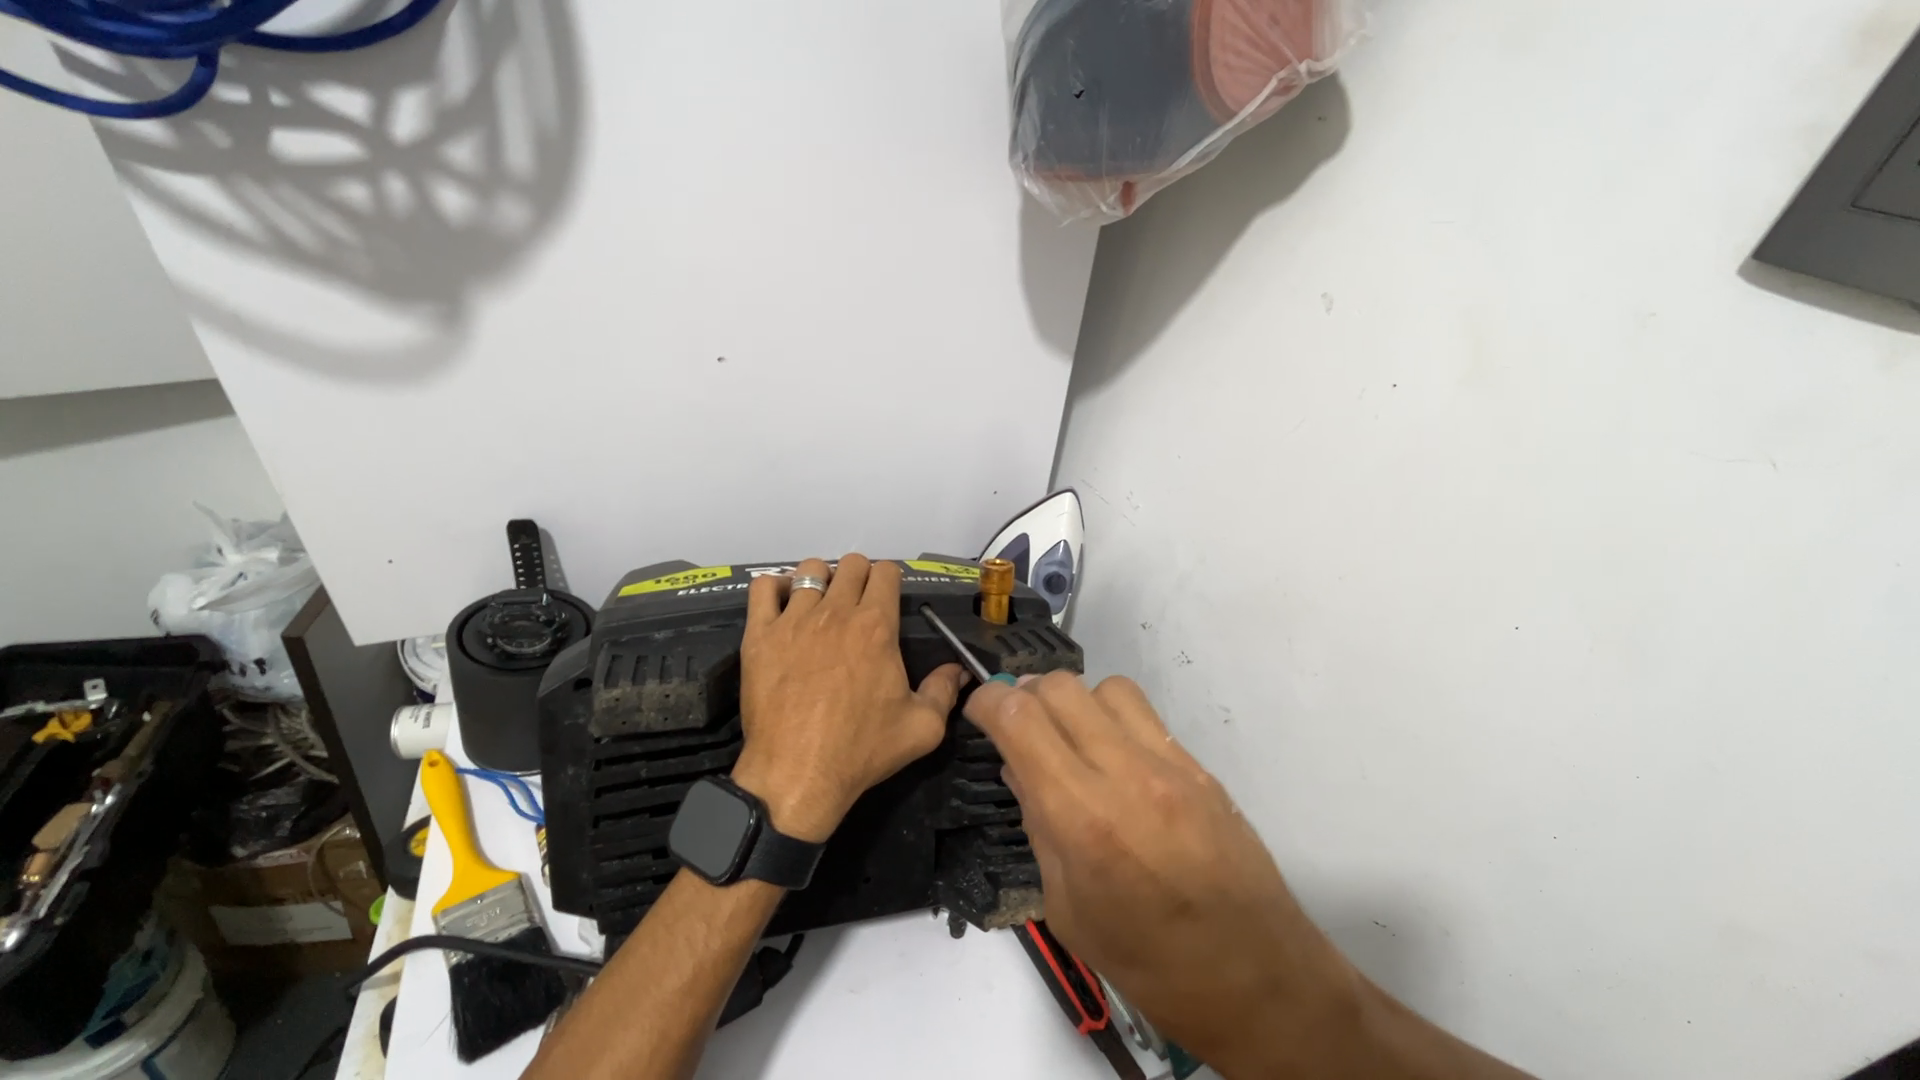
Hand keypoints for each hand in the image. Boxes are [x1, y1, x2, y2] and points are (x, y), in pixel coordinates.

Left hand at [733, 554, 966, 842]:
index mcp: (877, 626)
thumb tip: (959, 670)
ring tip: (820, 605)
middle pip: (851, 564)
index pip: (886, 573)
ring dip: (820, 580)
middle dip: (859, 576)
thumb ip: (944, 691)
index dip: (890, 580)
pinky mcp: (760, 635)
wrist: (798, 773)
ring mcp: (794, 620)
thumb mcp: (922, 728)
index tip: (888, 599)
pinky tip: (782, 606)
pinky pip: (763, 588)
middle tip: (857, 604)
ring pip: (809, 570)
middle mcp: (836, 613)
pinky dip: (774, 588)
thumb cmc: (862, 750)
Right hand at [964, 674, 1361, 1075]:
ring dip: (1076, 702)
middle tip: (1019, 726)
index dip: (987, 701)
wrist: (1254, 978)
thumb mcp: (1067, 908)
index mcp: (1082, 816)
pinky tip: (1115, 761)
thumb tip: (1019, 768)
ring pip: (1107, 687)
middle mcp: (1126, 774)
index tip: (977, 709)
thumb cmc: (1147, 962)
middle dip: (1026, 695)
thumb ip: (1038, 827)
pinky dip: (1116, 721)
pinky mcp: (1202, 769)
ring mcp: (1171, 766)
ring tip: (1070, 739)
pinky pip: (1147, 717)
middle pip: (1061, 687)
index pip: (1021, 717)